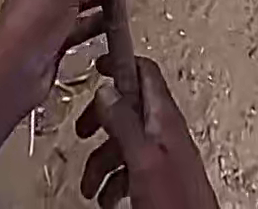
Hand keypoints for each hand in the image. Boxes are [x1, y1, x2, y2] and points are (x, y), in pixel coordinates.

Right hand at [78, 56, 216, 208]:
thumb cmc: (174, 203)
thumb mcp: (142, 158)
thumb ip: (124, 120)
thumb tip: (106, 89)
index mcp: (163, 117)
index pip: (144, 71)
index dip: (121, 63)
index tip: (97, 65)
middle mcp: (164, 130)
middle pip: (128, 105)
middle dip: (101, 117)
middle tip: (83, 129)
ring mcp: (163, 156)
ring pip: (125, 140)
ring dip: (102, 158)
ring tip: (90, 184)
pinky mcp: (160, 180)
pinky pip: (131, 167)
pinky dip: (114, 178)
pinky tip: (106, 197)